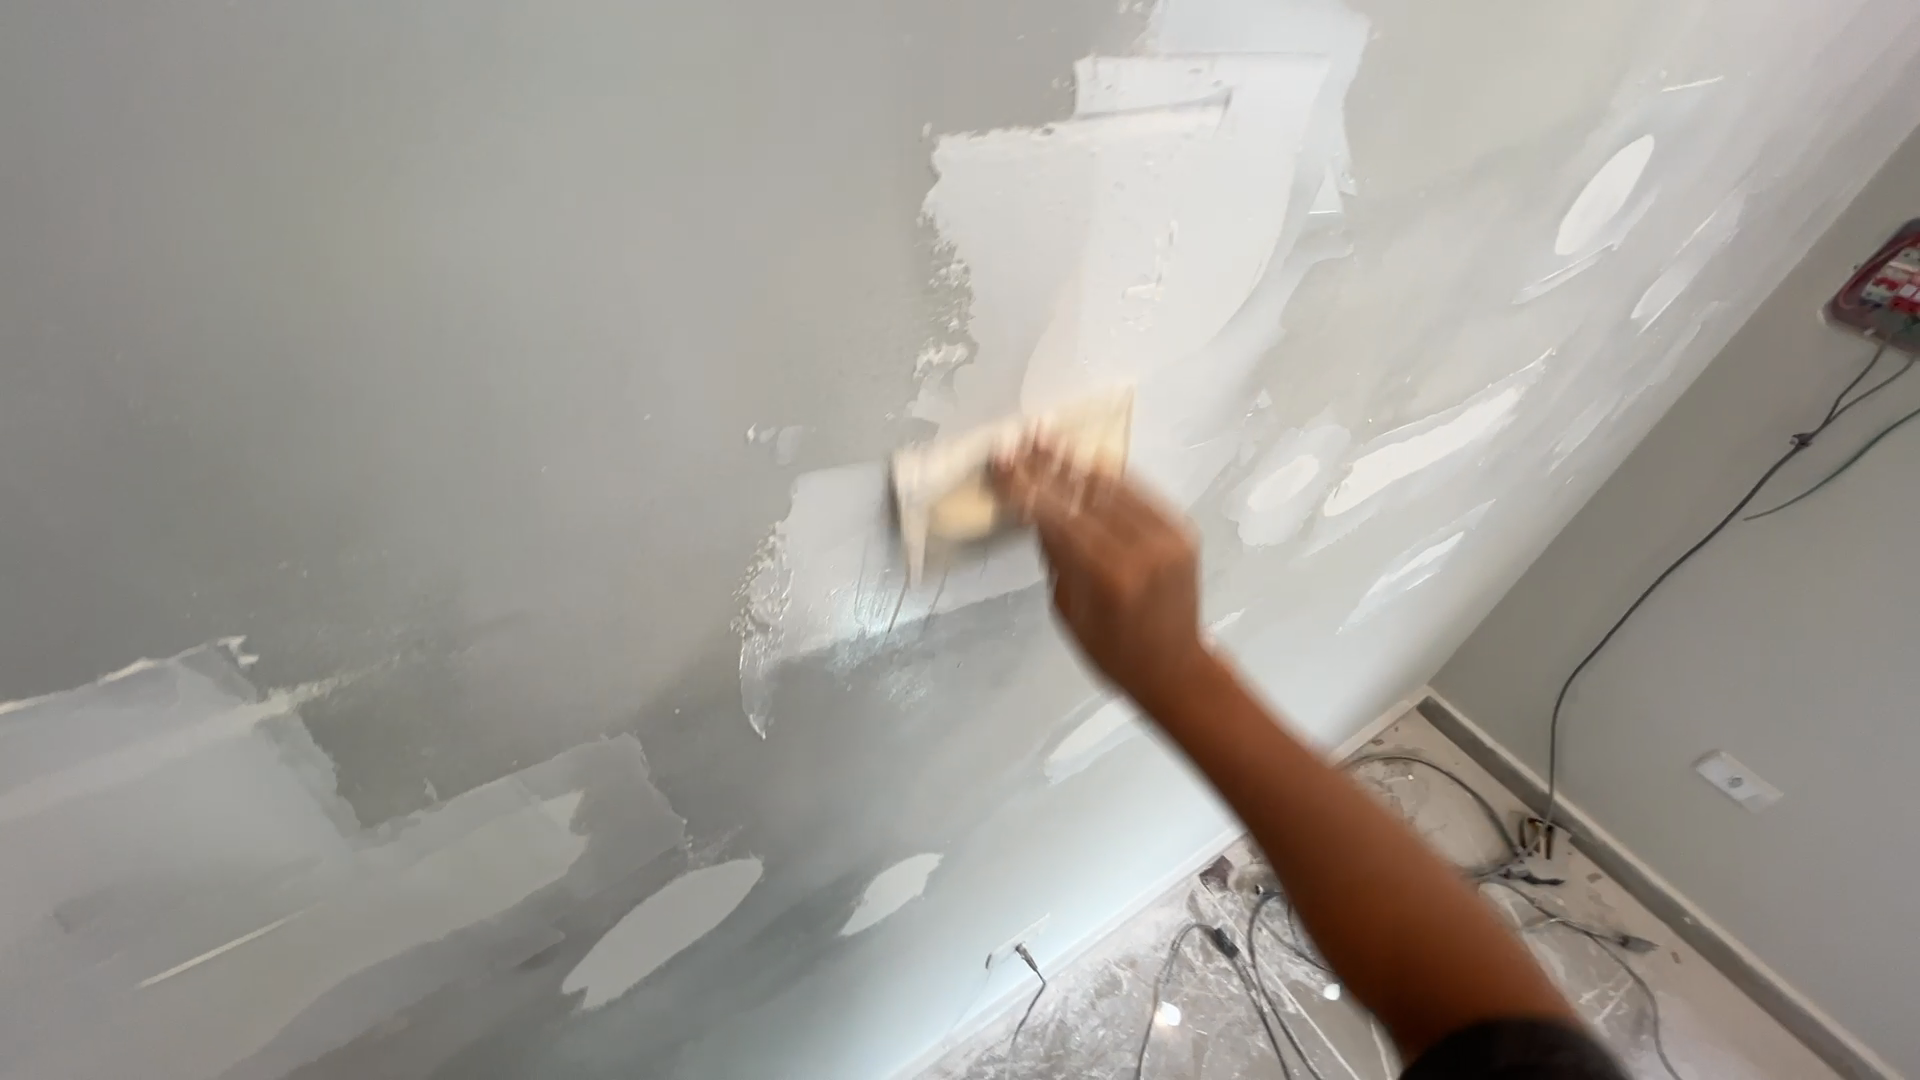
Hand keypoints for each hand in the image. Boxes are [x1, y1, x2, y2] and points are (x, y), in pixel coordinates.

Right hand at [990, 438, 1213, 705]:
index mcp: (1107, 576)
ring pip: (1114, 487)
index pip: (1058, 518)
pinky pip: (1140, 494)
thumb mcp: (1068, 610)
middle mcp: (1141, 548)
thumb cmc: (1111, 653)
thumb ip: (1056, 557)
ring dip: (1076, 462)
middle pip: (1085, 494)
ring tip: (1048, 438)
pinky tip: (1085, 460)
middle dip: (1048, 465)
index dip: (1026, 487)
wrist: (1176, 668)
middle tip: (1023, 437)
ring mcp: (1168, 535)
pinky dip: (1109, 477)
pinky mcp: (1182, 530)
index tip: (1003, 461)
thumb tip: (1040, 512)